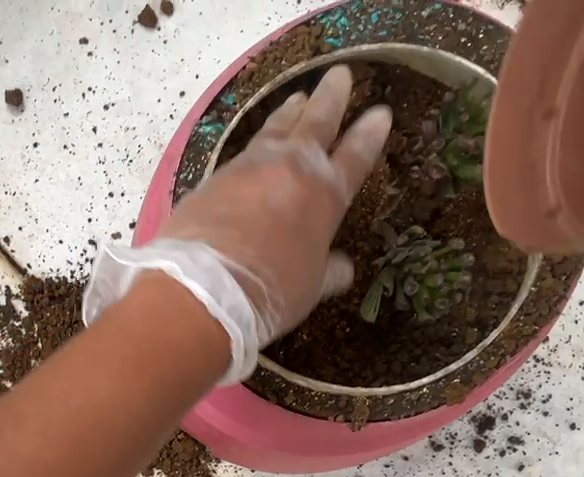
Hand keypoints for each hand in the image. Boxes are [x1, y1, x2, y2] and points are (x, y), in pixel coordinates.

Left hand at [161, 64, 393, 345]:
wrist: (203, 291)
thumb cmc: (268, 294)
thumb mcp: (308, 290)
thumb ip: (327, 272)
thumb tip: (343, 268)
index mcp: (325, 196)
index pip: (355, 157)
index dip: (369, 135)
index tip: (380, 113)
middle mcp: (290, 171)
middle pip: (316, 123)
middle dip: (331, 98)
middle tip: (339, 75)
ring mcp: (248, 170)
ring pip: (275, 129)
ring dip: (289, 112)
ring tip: (298, 98)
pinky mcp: (213, 179)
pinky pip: (240, 154)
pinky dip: (254, 144)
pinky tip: (253, 146)